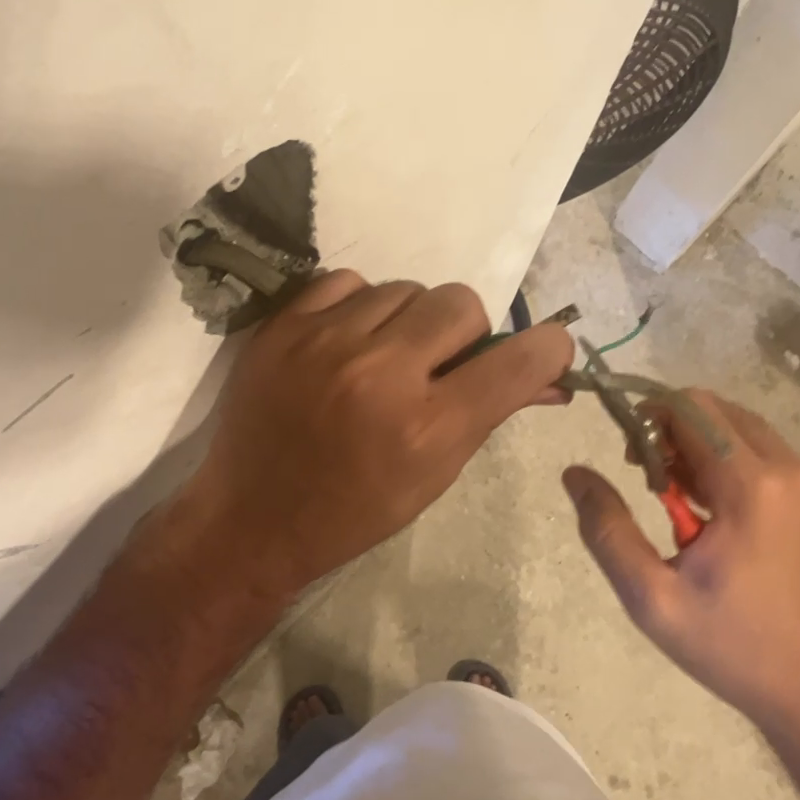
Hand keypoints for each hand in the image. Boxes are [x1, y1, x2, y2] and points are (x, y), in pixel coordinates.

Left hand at [188, 270, 573, 596]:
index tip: (543, 352)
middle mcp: (382, 374)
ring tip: (386, 355)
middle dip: (464, 333)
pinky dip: (360, 305)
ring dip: (410, 319)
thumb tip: (547, 375)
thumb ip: (489, 413)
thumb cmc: (354, 511)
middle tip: (439, 365)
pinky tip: (347, 340)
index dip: (547, 350)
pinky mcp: (284, 325)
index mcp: (428, 429)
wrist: (251, 518)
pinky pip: (350, 281)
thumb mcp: (434, 475)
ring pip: (406, 288)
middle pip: (461, 302)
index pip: (519, 360)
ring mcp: (327, 342)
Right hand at [561, 390, 799, 731]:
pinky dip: (734, 466)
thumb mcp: (653, 598)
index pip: (690, 408)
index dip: (648, 419)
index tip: (631, 463)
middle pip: (718, 411)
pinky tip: (719, 520)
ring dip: (704, 448)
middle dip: (673, 431)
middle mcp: (790, 469)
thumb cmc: (735, 648)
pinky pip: (769, 458)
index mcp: (750, 486)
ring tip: (681, 504)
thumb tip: (574, 474)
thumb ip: (608, 530)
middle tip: (651, 484)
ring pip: (745, 431)